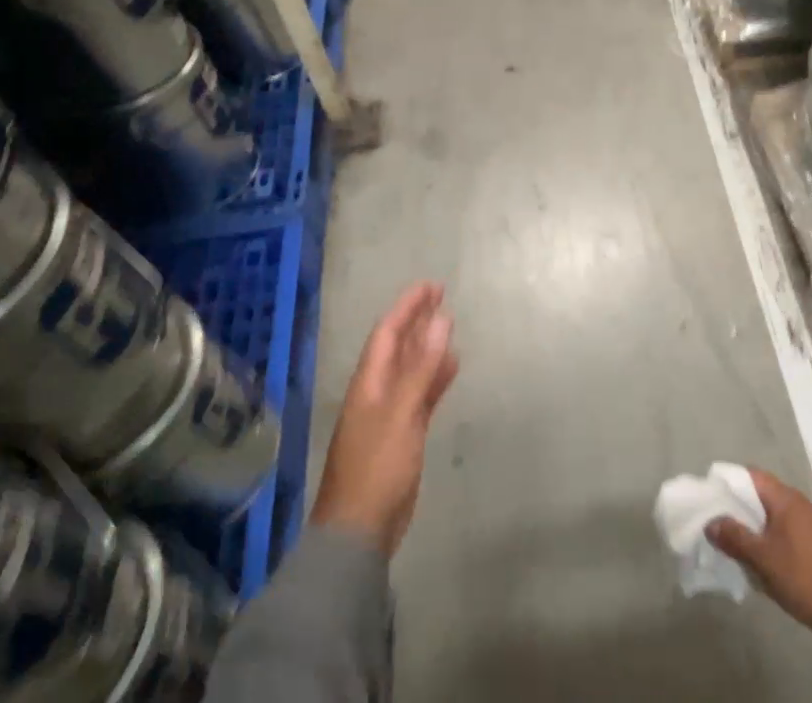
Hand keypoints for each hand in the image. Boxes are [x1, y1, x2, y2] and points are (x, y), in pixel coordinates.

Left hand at [310, 282, 458, 558]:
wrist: (360, 526)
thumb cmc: (377, 467)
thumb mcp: (401, 414)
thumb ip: (422, 368)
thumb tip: (440, 320)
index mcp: (369, 385)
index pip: (388, 334)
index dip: (408, 308)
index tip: (432, 286)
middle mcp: (376, 394)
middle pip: (398, 348)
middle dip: (417, 321)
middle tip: (442, 297)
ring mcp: (389, 415)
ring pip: (410, 370)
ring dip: (427, 347)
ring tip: (449, 326)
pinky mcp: (403, 435)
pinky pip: (420, 394)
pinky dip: (434, 378)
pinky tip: (450, 370)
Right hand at [705, 468, 811, 653]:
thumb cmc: (802, 577)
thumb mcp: (762, 558)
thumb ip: (735, 537)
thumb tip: (711, 521)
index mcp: (786, 499)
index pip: (751, 476)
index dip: (727, 482)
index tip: (705, 497)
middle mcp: (797, 504)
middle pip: (758, 495)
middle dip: (733, 507)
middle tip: (709, 523)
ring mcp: (806, 525)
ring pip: (768, 516)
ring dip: (747, 526)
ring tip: (723, 542)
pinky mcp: (810, 544)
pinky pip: (778, 532)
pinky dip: (762, 539)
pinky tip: (749, 558)